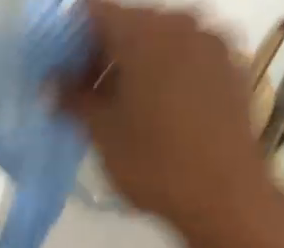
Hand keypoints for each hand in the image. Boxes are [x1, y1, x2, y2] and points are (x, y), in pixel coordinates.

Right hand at [61, 1, 283, 247]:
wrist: (224, 194)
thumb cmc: (154, 164)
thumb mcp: (103, 134)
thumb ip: (74, 100)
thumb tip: (51, 85)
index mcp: (146, 33)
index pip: (95, 13)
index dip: (69, 36)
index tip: (53, 64)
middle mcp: (183, 22)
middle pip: (131, 24)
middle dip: (101, 52)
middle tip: (79, 90)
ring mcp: (213, 41)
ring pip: (160, 41)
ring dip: (132, 64)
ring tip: (114, 103)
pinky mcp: (231, 65)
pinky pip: (185, 56)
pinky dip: (162, 72)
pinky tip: (150, 108)